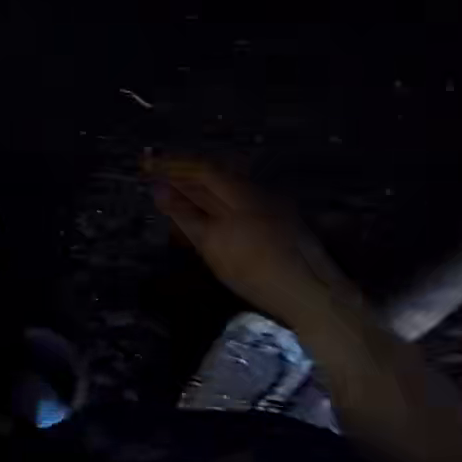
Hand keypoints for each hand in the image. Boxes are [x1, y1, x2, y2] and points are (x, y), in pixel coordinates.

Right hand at [150, 158, 360, 330]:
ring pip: (228, 189)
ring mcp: (272, 207)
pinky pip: (239, 201)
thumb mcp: (211, 243)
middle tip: (156, 176)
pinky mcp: (280, 223)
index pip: (201, 168)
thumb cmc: (256, 270)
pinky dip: (216, 201)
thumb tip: (158, 188)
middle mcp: (258, 192)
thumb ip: (183, 213)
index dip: (172, 164)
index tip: (147, 163)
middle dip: (184, 174)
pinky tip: (206, 213)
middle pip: (215, 175)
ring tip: (176, 194)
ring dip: (199, 188)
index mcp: (241, 192)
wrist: (314, 298)